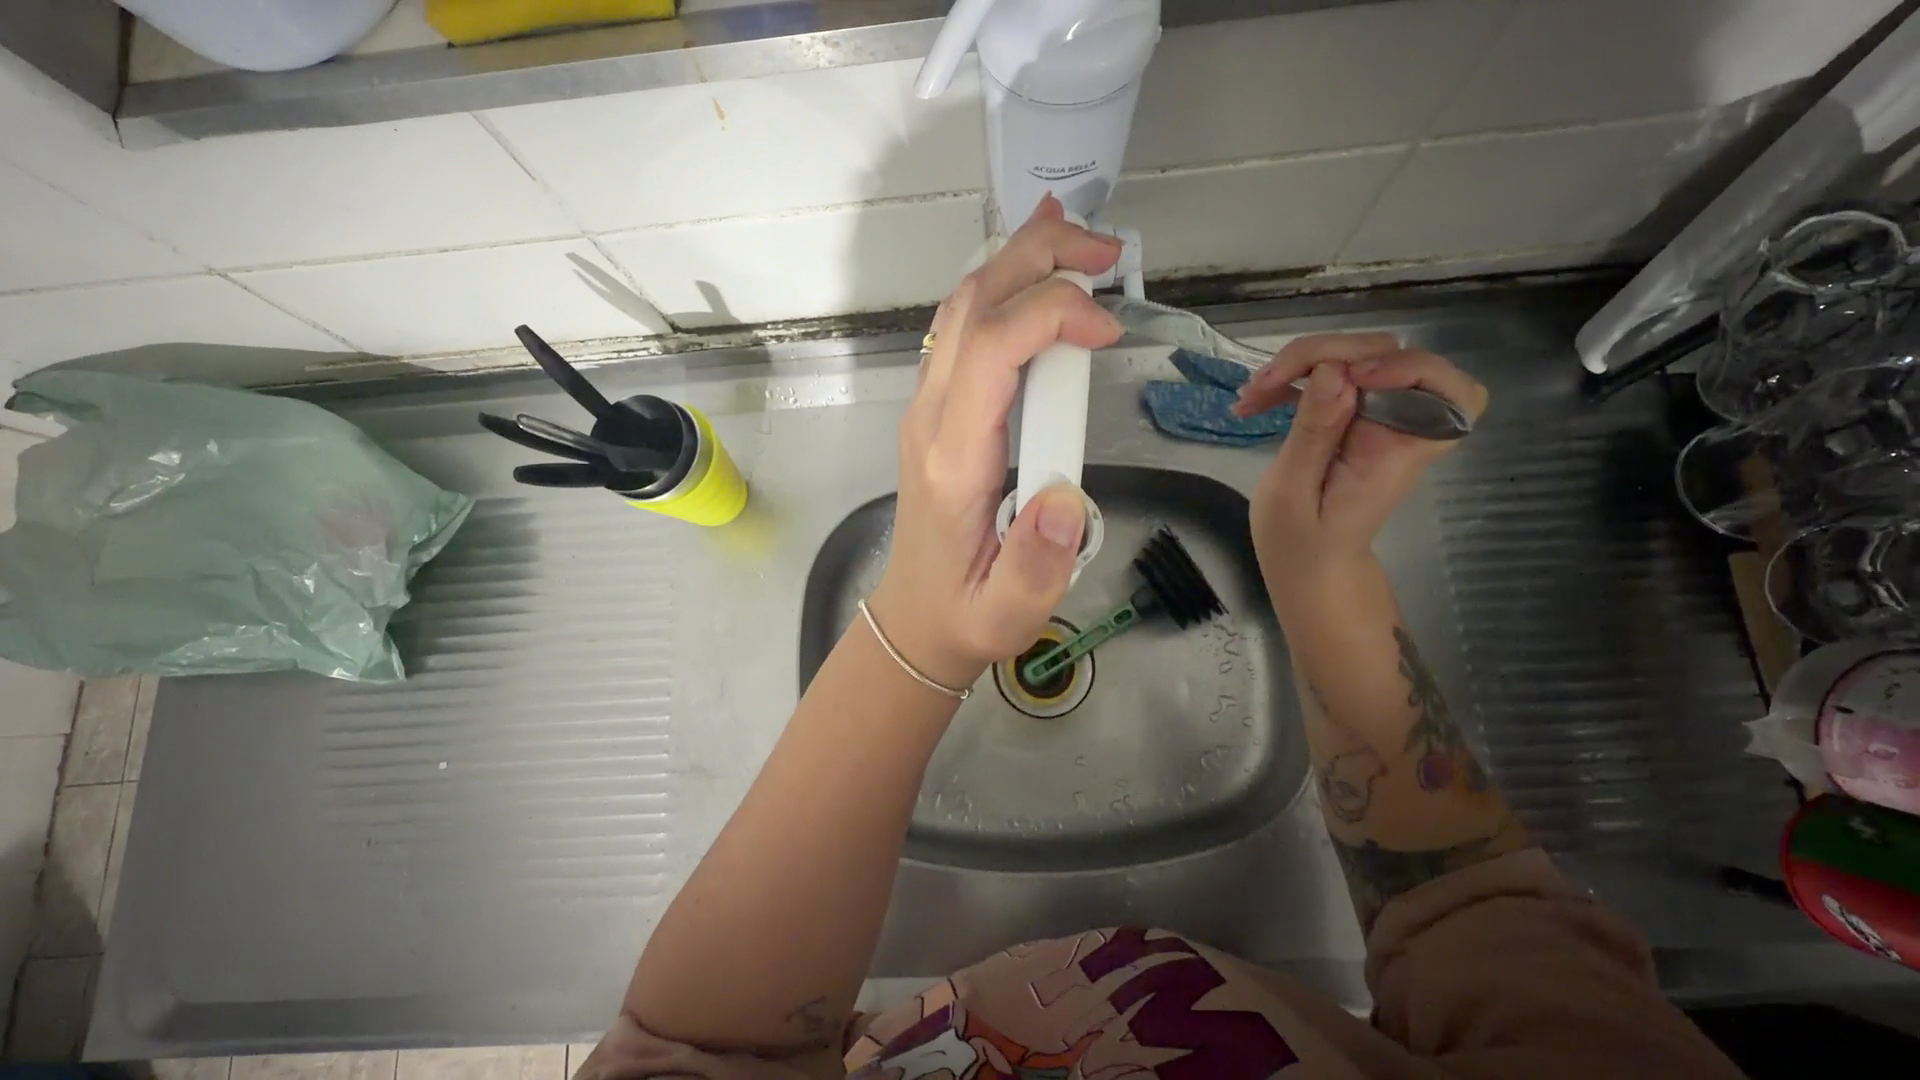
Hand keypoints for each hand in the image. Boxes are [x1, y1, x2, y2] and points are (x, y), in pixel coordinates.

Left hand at [866, 197, 1124, 688]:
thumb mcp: (1008, 611)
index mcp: (952, 458)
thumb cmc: (967, 614)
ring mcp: (929, 408)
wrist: (915, 619)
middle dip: (1036, 258)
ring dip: (1018, 262)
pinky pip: (962, 329)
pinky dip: (1001, 287)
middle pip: (971, 306)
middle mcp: (931, 417)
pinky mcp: (939, 410)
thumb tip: (1067, 497)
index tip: (1109, 332)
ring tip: (1081, 242)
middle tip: (1105, 249)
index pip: (992, 349)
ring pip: (961, 308)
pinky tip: (1034, 272)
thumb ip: (1036, 562)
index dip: (1051, 316)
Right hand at [1233, 334, 1486, 615]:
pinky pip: (1331, 377)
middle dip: (1323, 355)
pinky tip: (1254, 400)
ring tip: (1250, 395)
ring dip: (1299, 365)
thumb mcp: (1292, 494)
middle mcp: (1397, 425)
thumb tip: (1333, 371)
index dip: (1408, 369)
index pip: (1446, 391)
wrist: (1308, 568)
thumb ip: (1314, 432)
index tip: (1351, 378)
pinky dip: (1293, 380)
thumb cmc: (1300, 545)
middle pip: (1387, 357)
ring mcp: (1374, 416)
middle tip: (1265, 382)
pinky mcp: (1351, 414)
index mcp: (1399, 451)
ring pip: (1353, 359)